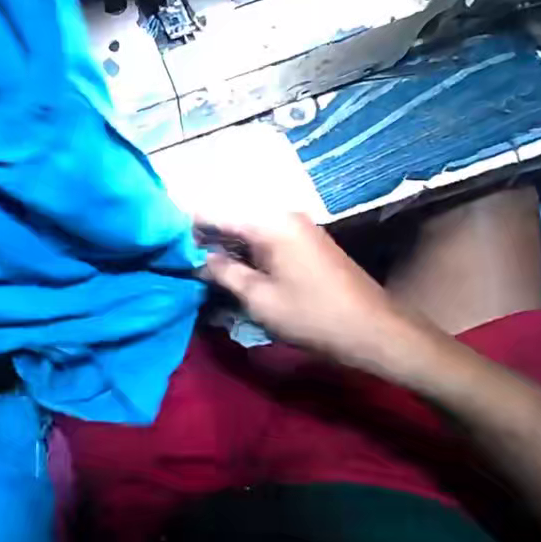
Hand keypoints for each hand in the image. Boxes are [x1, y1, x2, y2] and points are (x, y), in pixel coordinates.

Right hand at [198, 211, 432, 368]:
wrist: (376, 331)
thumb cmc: (313, 316)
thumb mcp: (259, 299)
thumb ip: (222, 272)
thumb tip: (197, 258)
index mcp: (268, 222)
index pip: (213, 211)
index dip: (185, 225)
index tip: (164, 242)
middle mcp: (282, 213)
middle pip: (230, 215)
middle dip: (205, 235)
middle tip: (181, 258)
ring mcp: (297, 225)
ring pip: (246, 226)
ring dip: (225, 244)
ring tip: (202, 266)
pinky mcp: (305, 239)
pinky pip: (264, 235)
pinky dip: (245, 248)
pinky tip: (234, 268)